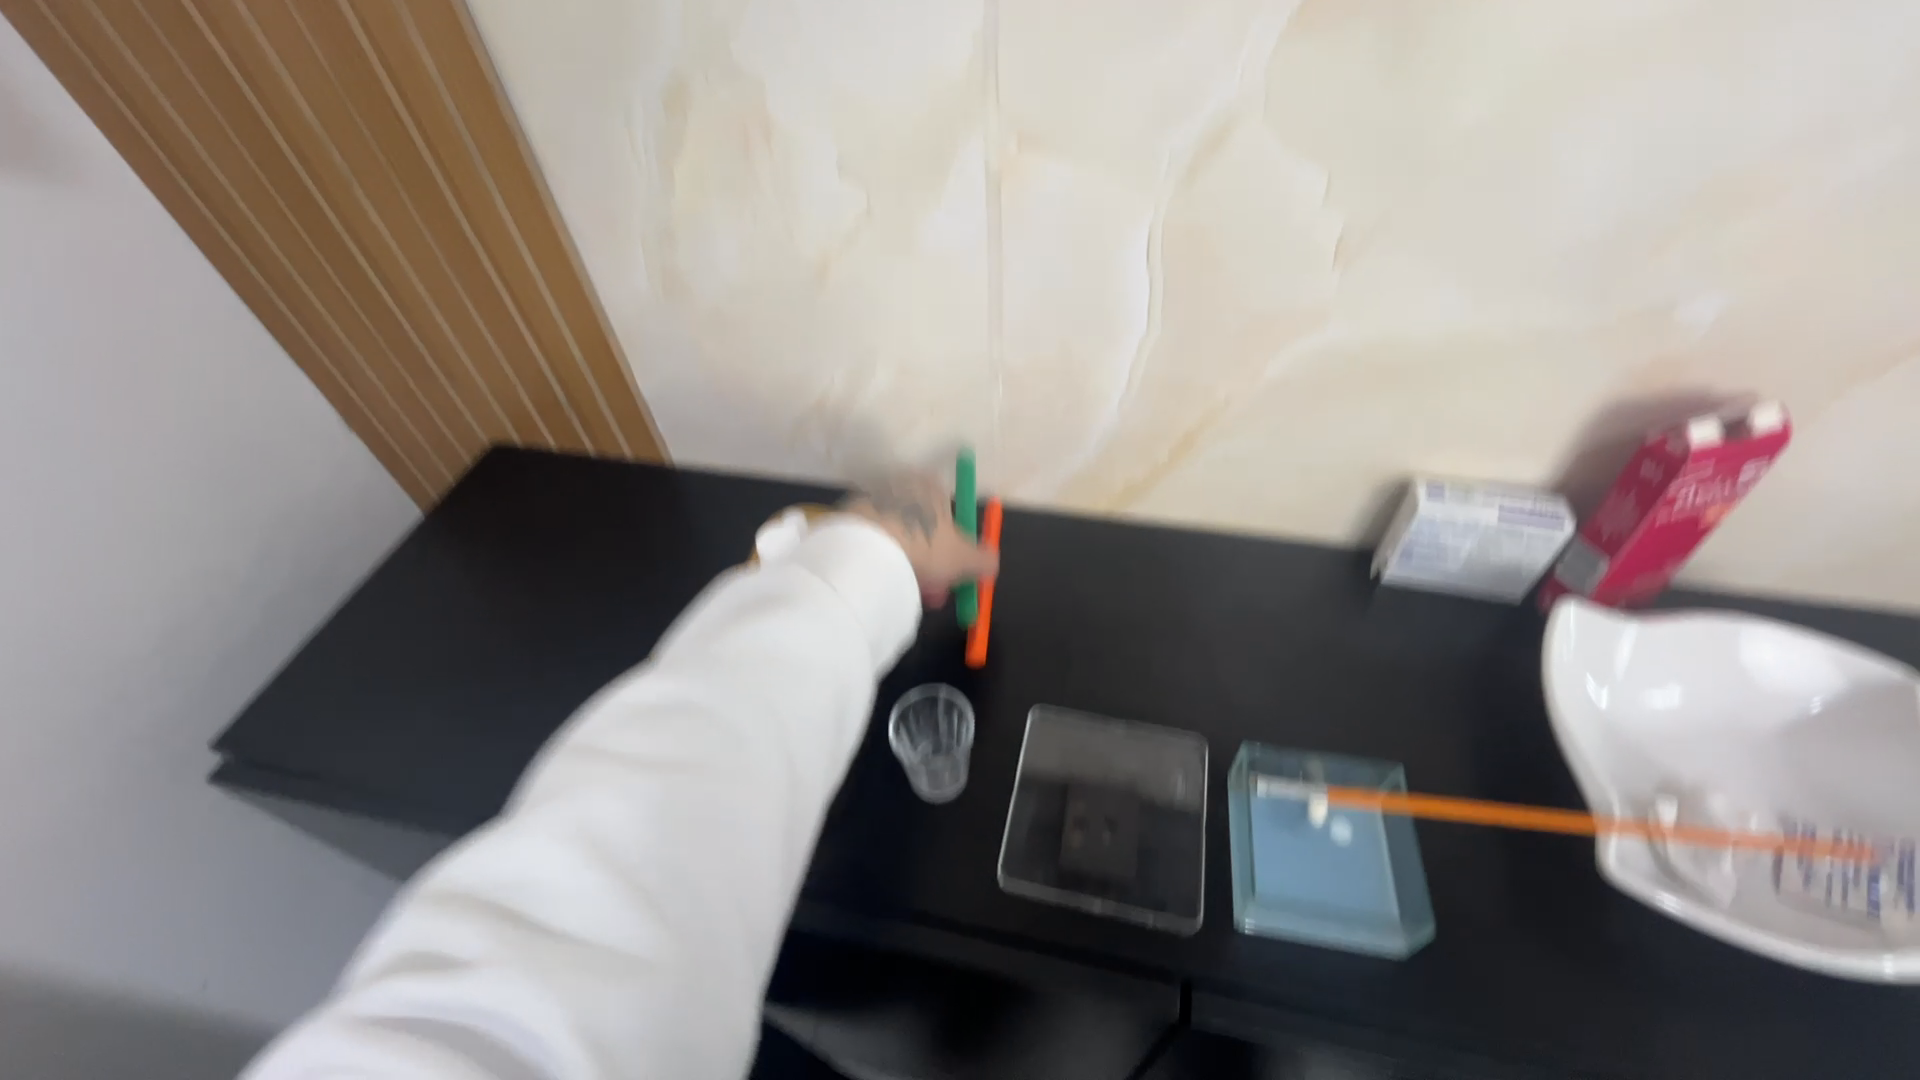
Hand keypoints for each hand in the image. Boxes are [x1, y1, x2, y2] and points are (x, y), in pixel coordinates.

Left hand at [841, 472, 998, 607]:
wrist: (866, 549)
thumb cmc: (925, 546)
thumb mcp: (965, 559)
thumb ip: (983, 560)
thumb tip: (990, 563)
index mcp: (932, 487)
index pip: (950, 515)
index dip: (955, 548)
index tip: (953, 575)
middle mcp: (903, 484)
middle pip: (923, 528)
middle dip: (931, 562)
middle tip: (931, 591)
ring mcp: (873, 498)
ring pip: (898, 537)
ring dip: (907, 564)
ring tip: (906, 591)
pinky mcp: (848, 516)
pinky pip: (874, 542)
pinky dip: (881, 560)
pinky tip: (882, 580)